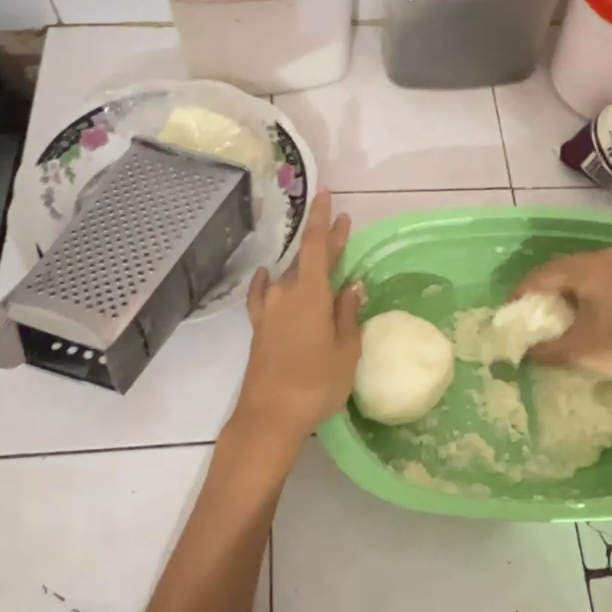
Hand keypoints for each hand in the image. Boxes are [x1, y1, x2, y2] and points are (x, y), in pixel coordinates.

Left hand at [228, 190, 363, 452]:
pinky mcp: (259, 328)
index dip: (324, 219)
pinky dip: (269, 282)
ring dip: (305, 265)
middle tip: (343, 226)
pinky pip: (264, 295)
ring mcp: (268, 310)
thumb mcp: (346, 349)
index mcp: (311, 294)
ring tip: (322, 258)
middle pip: (306, 258)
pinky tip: (268, 275)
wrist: (270, 415)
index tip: (328, 195)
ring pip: (289, 276)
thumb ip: (347, 313)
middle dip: (325, 241)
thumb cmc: (316, 383)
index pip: (318, 245)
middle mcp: (286, 293)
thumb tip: (352, 285)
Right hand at [512, 247, 611, 391]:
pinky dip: (581, 294)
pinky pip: (597, 279)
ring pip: (579, 275)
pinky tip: (575, 315)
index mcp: (592, 267)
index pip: (544, 274)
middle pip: (561, 270)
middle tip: (524, 315)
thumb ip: (545, 349)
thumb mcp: (580, 351)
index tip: (508, 312)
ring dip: (561, 294)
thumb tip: (522, 353)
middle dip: (541, 292)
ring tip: (546, 317)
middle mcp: (607, 258)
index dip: (522, 293)